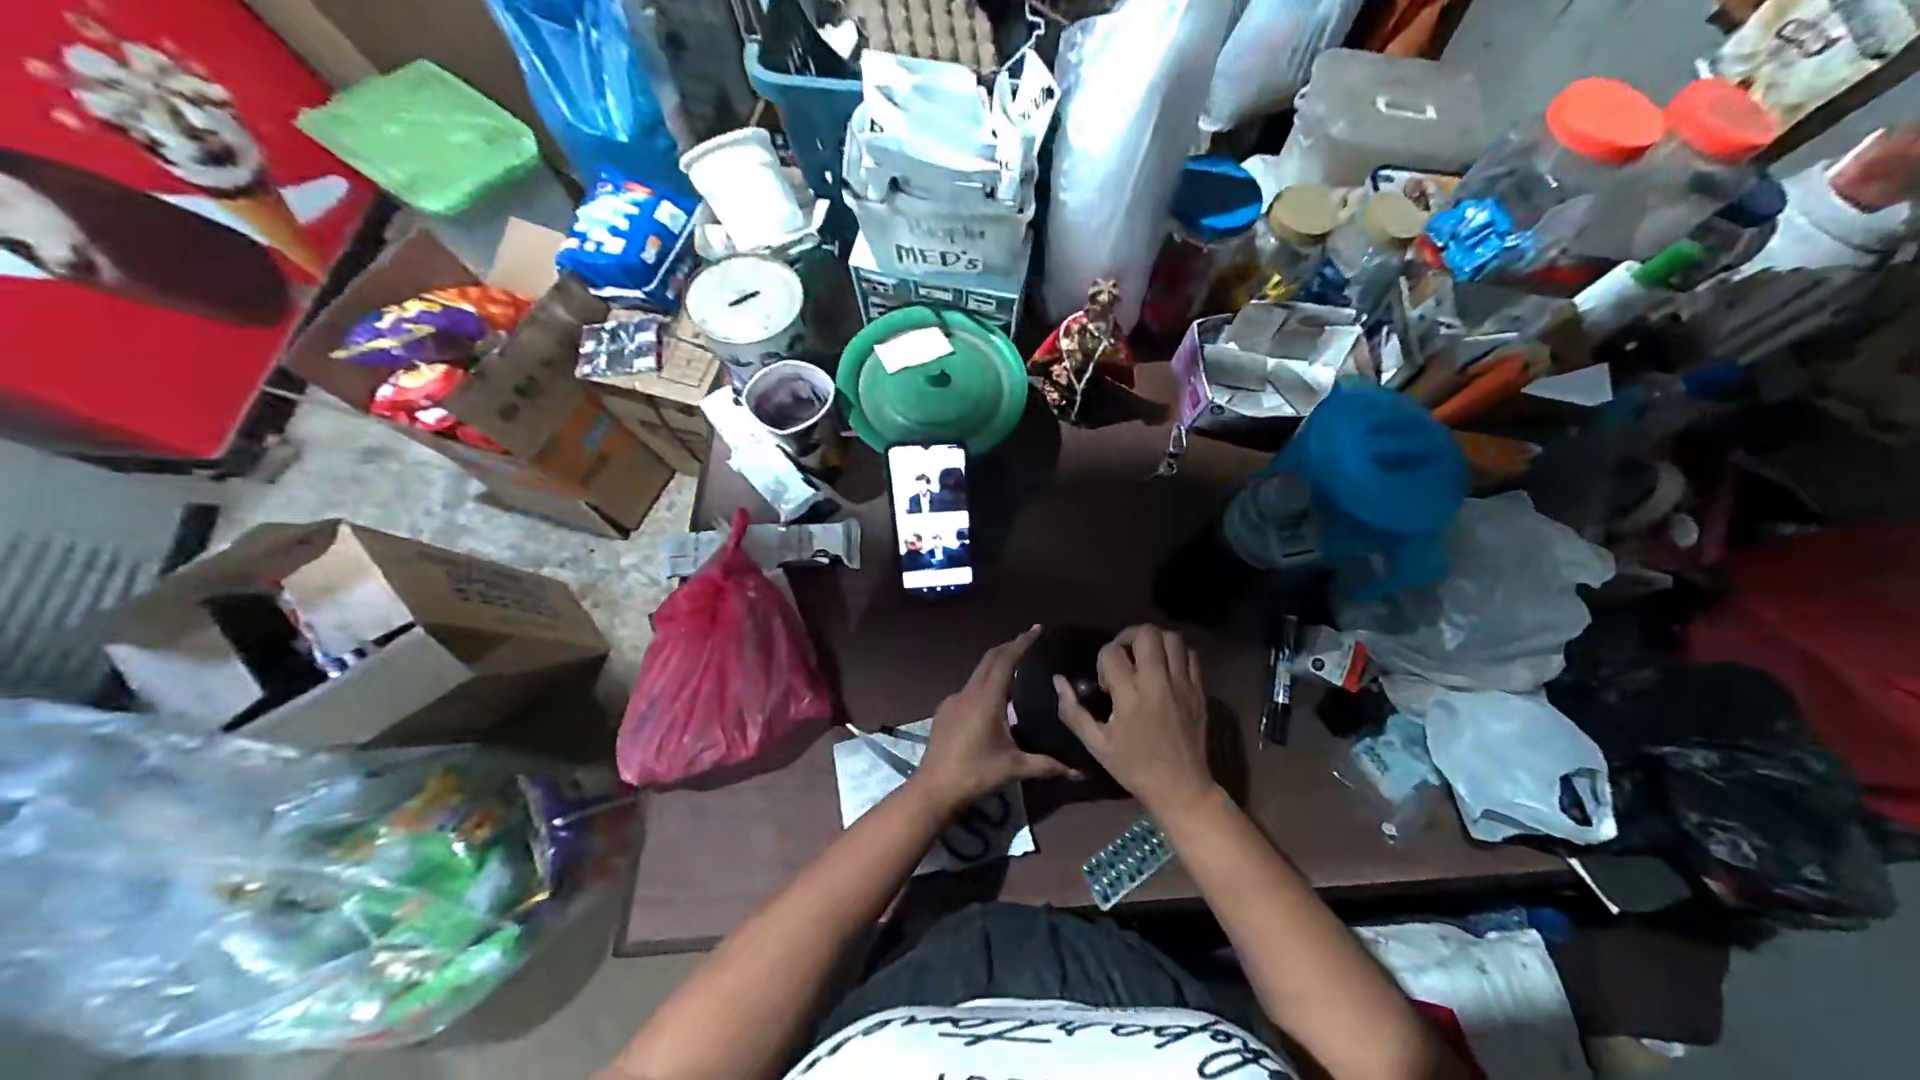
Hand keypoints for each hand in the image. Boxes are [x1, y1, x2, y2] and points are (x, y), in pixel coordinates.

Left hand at [913, 625, 1074, 811]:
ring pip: (978, 673)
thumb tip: (1080, 772)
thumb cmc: (976, 774)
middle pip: (990, 659)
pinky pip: (968, 689)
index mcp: (986, 698)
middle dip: (1010, 647)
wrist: (934, 788)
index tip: (1037, 629)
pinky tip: (993, 700)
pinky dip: (984, 684)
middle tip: (1031, 641)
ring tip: (1016, 668)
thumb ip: (1048, 765)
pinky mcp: (944, 711)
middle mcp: (968, 692)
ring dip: (996, 665)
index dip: (1022, 642)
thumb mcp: (1015, 768)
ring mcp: (953, 700)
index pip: (1006, 660)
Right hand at [1055, 624, 1217, 817]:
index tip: (1105, 684)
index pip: (1112, 652)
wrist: (1181, 788)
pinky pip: (1190, 655)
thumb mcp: (1096, 744)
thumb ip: (1073, 711)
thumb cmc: (1134, 767)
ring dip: (1153, 640)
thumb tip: (1058, 681)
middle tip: (1122, 656)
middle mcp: (1157, 682)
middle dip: (1127, 637)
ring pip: (1171, 638)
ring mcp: (1182, 685)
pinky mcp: (1198, 691)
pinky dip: (1175, 653)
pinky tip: (1164, 670)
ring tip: (1143, 658)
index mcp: (1130, 696)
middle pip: (1146, 633)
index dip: (1102, 660)